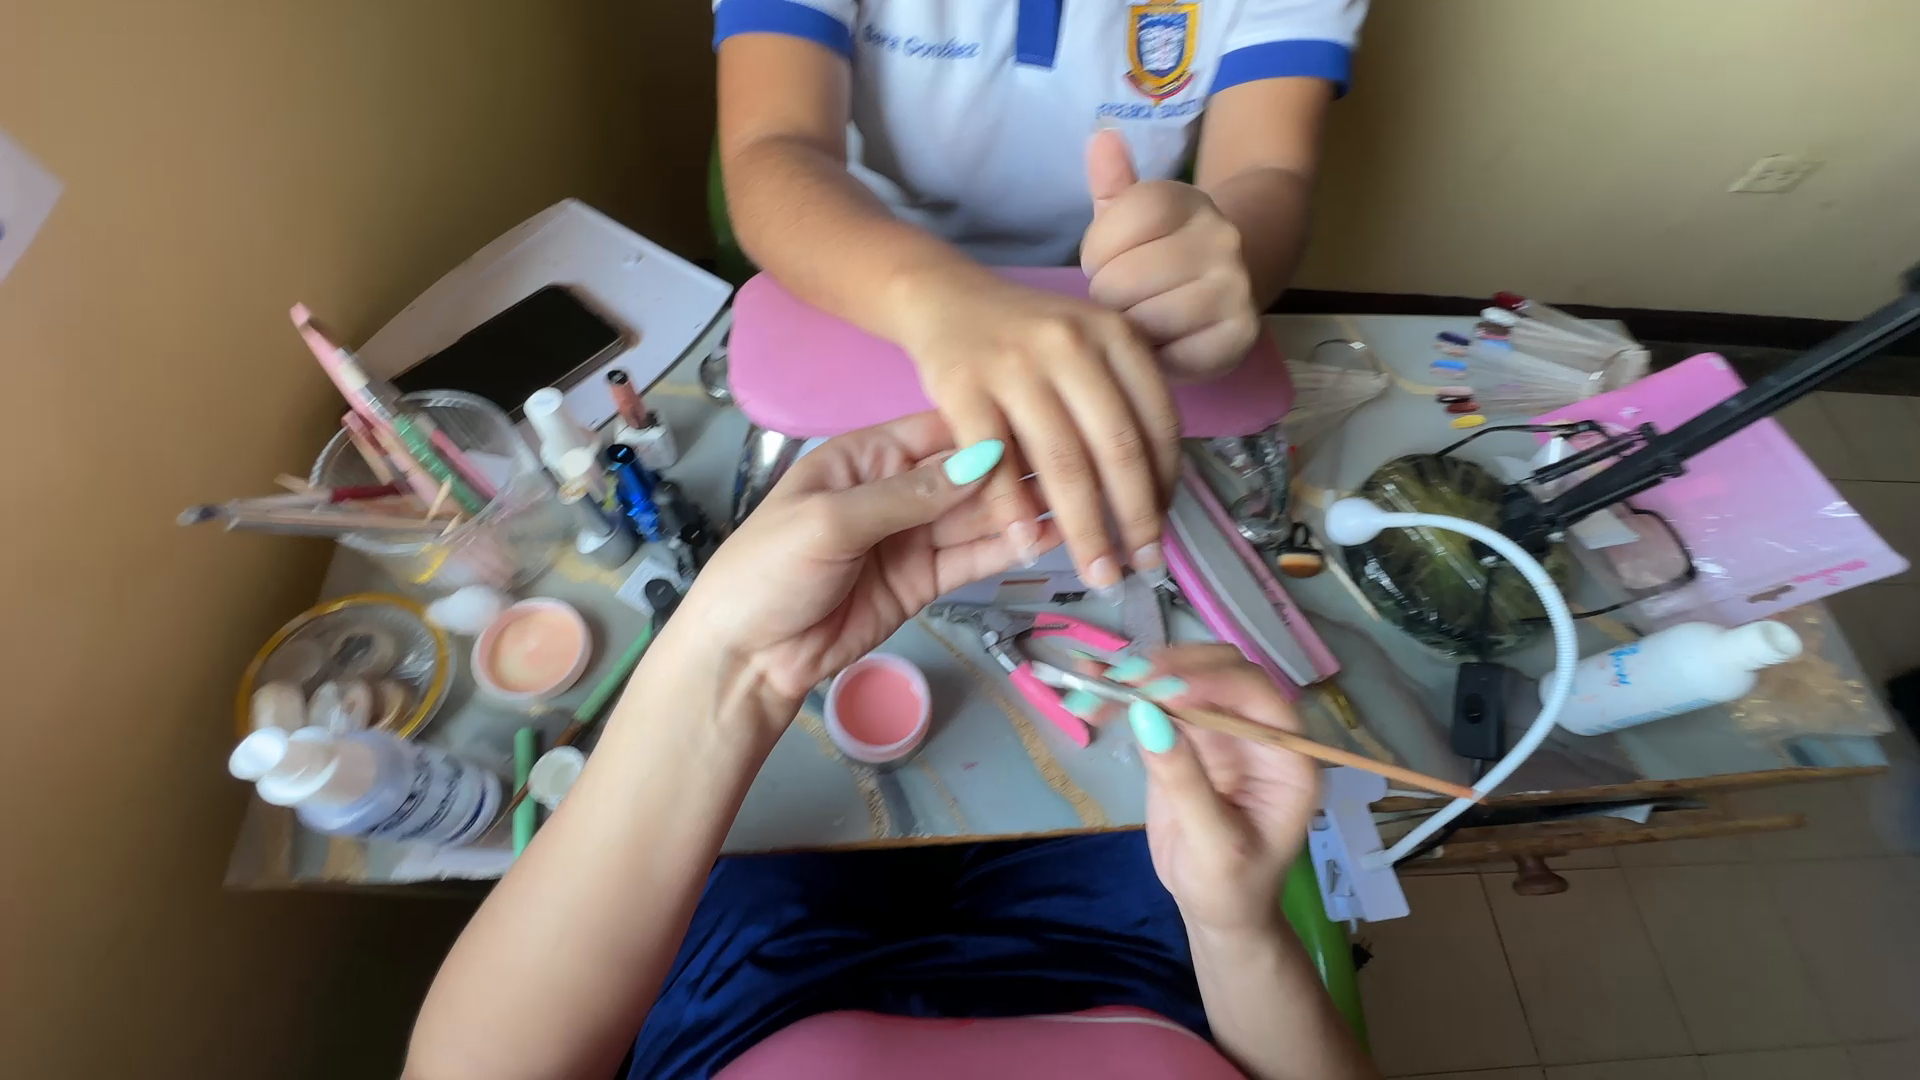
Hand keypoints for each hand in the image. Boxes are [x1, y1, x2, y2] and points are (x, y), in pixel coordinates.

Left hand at [660, 412, 1048, 708]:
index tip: (1042, 427)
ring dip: (1019, 513)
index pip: (937, 433)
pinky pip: (971, 558)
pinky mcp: (925, 579)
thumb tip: (982, 459)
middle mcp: (896, 490)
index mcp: (865, 458)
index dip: (987, 430)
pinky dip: (1005, 550)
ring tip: (1077, 505)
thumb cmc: (770, 570)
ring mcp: (913, 537)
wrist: (749, 656)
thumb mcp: (831, 520)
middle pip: (966, 475)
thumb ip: (907, 494)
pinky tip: (1046, 539)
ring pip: (976, 518)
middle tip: (1074, 470)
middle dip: (1013, 474)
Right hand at [894, 269, 1181, 592]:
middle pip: (1115, 449)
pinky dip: (1011, 508)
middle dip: (1134, 519)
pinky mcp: (963, 386)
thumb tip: (1150, 491)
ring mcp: (1015, 365)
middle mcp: (1072, 345)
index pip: (1157, 423)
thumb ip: (1119, 399)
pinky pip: (994, 460)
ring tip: (1099, 573)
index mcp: (1115, 336)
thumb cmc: (1025, 334)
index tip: (1163, 530)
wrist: (945, 297)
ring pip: (1061, 462)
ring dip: (1084, 529)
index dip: (1165, 486)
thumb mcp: (1087, 344)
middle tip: (1143, 567)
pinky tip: (1026, 545)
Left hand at [1082, 129, 1259, 379]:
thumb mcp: (1136, 215)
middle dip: (1108, 296)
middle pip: (1123, 279)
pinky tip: (1163, 344)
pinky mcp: (1238, 335)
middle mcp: (1220, 238)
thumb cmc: (1164, 252)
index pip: (1115, 226)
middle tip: (1123, 299)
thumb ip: (1113, 184)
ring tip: (1140, 320)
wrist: (1238, 281)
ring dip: (1130, 330)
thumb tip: (1100, 137)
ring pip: (1145, 320)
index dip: (1096, 254)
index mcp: (1187, 201)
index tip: (1104, 263)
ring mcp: (1234, 288)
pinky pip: (1172, 357)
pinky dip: (1157, 358)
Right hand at [1118, 645, 1318, 934]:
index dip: (1212, 680)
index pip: (1256, 694)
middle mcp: (1256, 731)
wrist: (1214, 909)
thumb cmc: (1230, 886)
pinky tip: (1092, 682)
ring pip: (1182, 676)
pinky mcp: (1182, 733)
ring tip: (1098, 682)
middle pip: (1220, 670)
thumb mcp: (1213, 845)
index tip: (1161, 688)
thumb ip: (1184, 780)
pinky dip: (1123, 690)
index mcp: (1285, 756)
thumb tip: (1145, 714)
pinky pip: (1153, 699)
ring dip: (1140, 674)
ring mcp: (1218, 728)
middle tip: (1127, 679)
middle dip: (1173, 668)